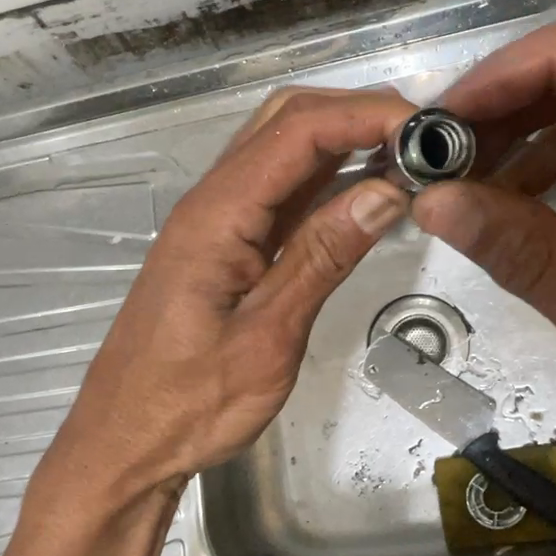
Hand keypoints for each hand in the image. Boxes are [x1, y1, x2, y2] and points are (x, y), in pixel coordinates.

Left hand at [33, 88, 414, 502]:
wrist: (127, 442)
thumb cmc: (191, 403)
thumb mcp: (268, 336)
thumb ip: (322, 258)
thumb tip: (386, 191)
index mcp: (216, 215)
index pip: (297, 131)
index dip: (364, 115)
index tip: (428, 128)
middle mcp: (212, 203)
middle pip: (284, 122)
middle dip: (355, 113)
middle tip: (423, 137)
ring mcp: (216, 224)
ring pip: (281, 152)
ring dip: (341, 141)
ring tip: (406, 157)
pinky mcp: (224, 248)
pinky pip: (277, 193)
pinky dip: (323, 181)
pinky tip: (362, 194)